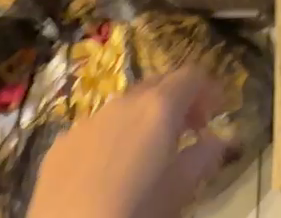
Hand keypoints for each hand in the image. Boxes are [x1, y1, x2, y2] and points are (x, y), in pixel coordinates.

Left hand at [29, 69, 229, 217]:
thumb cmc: (136, 215)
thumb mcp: (180, 191)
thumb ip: (204, 157)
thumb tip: (219, 140)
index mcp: (158, 108)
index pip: (191, 76)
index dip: (207, 90)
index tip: (214, 116)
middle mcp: (123, 102)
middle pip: (158, 85)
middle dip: (177, 102)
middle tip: (188, 132)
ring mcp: (88, 121)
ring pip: (125, 106)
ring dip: (144, 120)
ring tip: (148, 156)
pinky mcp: (61, 145)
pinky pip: (96, 129)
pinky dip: (113, 138)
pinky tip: (109, 175)